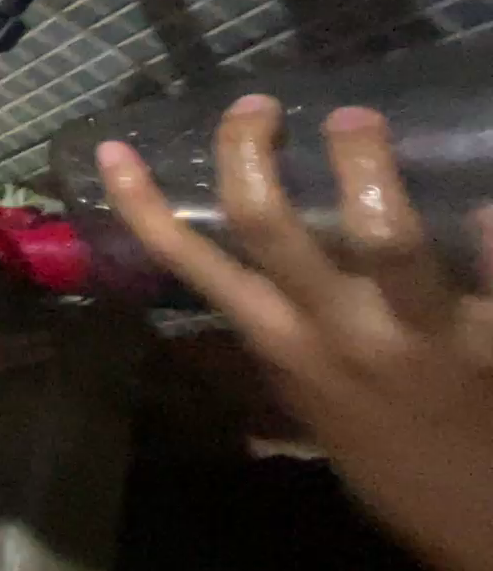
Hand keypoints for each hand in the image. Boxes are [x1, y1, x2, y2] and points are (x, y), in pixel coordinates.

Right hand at [98, 95, 492, 570]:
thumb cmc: (385, 463)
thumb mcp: (305, 398)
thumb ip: (281, 334)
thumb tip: (245, 278)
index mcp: (273, 339)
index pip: (184, 259)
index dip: (140, 201)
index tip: (115, 149)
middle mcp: (330, 329)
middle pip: (267, 224)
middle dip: (250, 155)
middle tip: (257, 108)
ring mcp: (418, 336)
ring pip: (379, 235)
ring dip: (364, 167)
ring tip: (357, 119)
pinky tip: (491, 199)